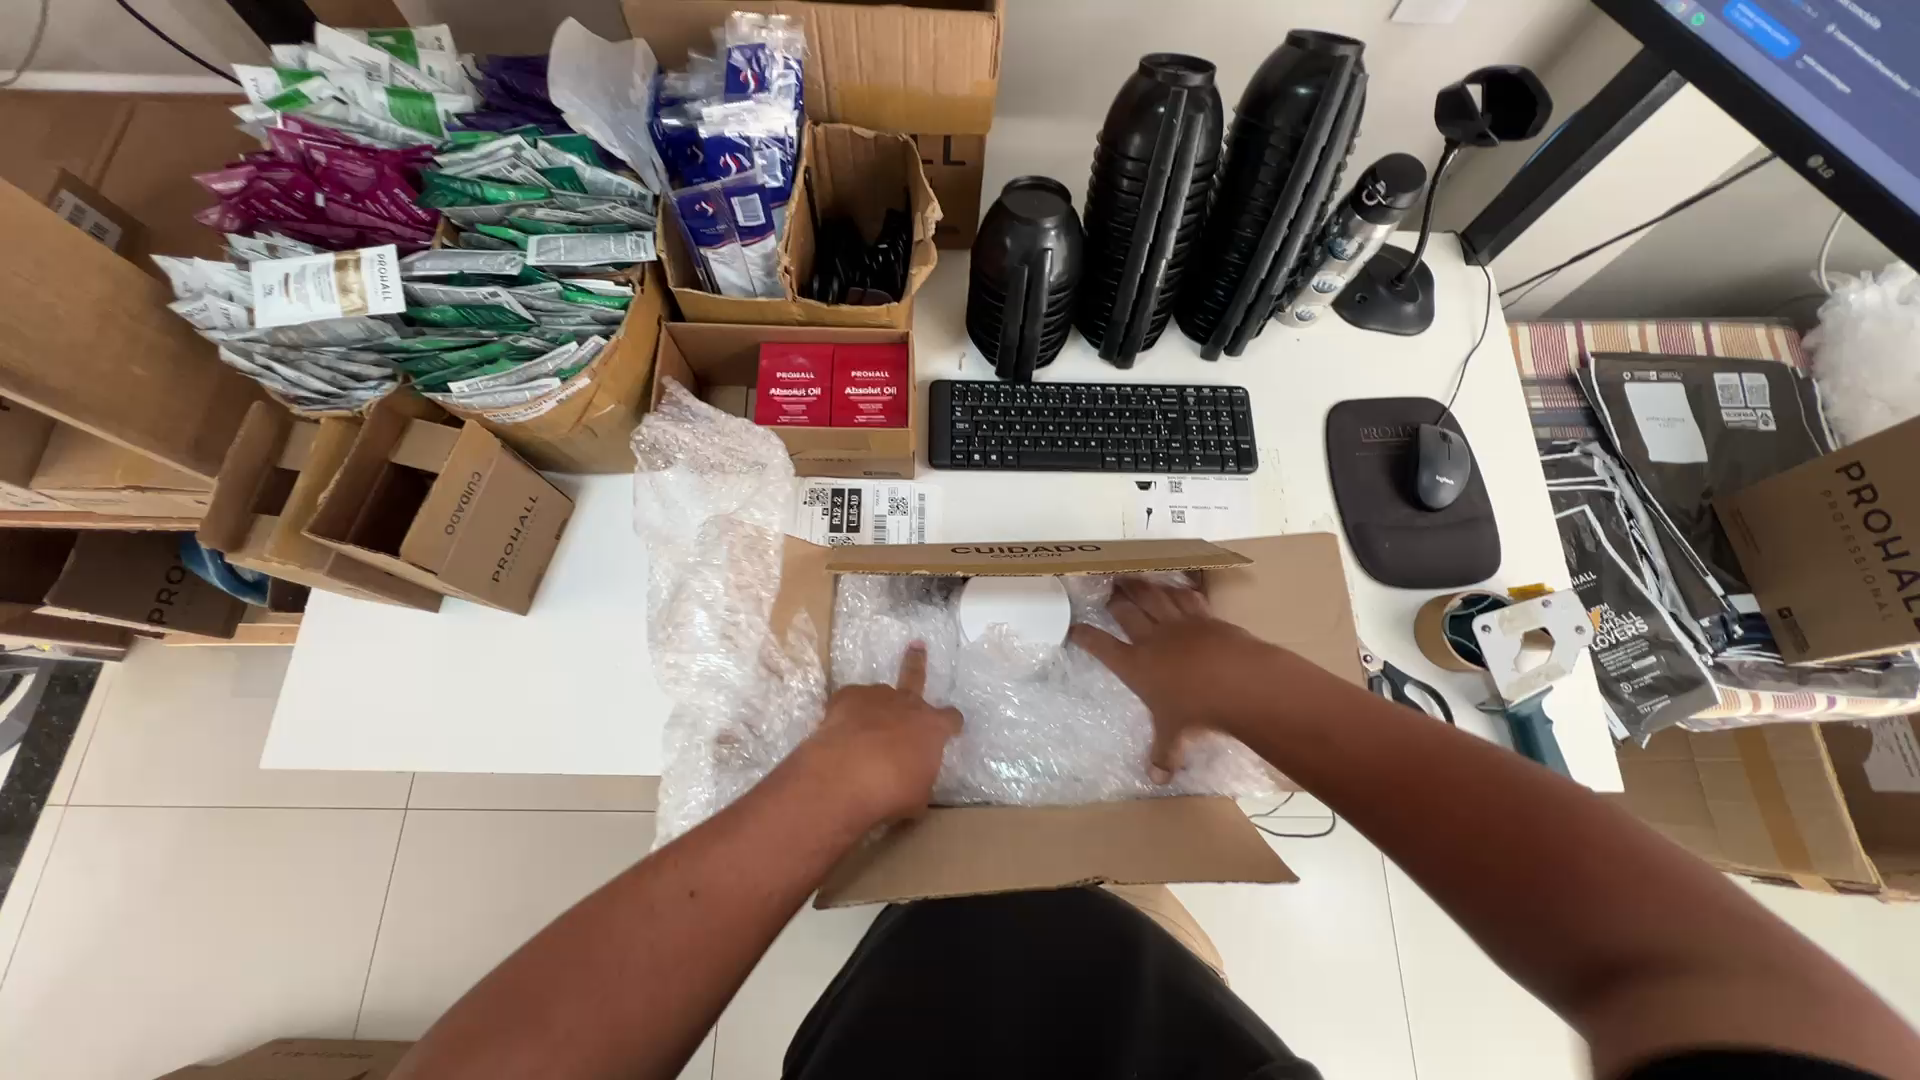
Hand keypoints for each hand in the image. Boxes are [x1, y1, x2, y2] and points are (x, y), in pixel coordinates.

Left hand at [789, 643, 962, 828]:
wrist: (849, 774)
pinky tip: (839, 727)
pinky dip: (847, 712)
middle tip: (917, 645)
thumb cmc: (892, 790)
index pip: (952, 719)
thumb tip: (912, 780)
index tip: (952, 726)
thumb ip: (919, 778)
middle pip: (915, 675)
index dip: (952, 723)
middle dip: (918, 661)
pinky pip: (850, 700)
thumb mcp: (918, 795)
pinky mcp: (847, 697)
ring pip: (879, 692)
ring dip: (875, 705)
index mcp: (932, 728)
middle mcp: (907, 704)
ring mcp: (876, 696)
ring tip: (864, 723)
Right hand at [1070, 578, 1287, 783]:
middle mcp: (1151, 639)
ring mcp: (1178, 624)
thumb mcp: (1176, 736)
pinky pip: (1188, 597)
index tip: (1074, 627)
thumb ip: (1165, 754)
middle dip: (1113, 600)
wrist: (1236, 681)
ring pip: (1153, 596)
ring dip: (1140, 585)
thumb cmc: (1197, 710)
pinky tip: (1177, 584)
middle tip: (1106, 590)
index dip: (1085, 636)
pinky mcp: (1205, 616)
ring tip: (1130, 575)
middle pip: (1125, 612)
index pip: (1102, 647)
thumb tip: (1157, 780)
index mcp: (1135, 665)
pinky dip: (1179, 589)